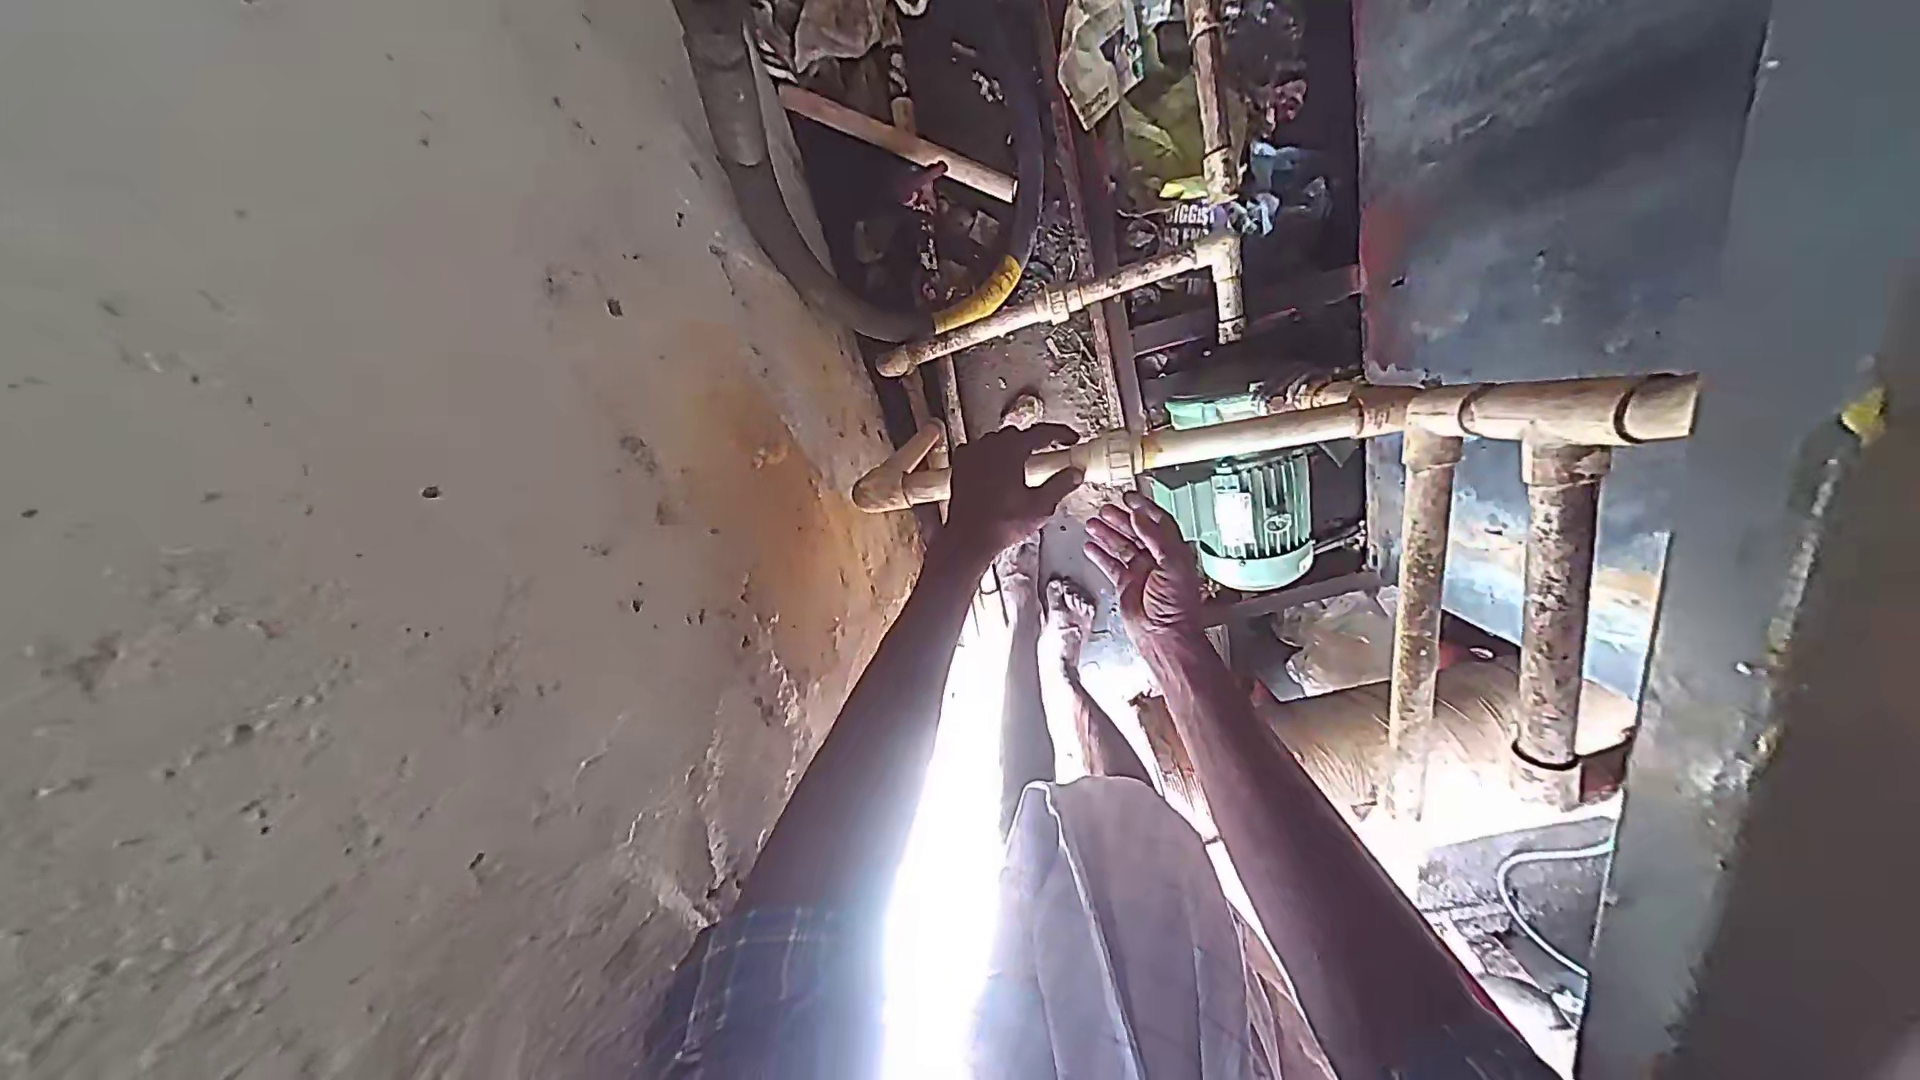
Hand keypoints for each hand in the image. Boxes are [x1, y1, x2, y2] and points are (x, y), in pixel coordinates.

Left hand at [939, 423, 1083, 559]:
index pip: (1041, 431)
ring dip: (1013, 448)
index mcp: (1011, 449)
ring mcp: (971, 453)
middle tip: (1050, 452)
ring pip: (997, 441)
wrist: (968, 538)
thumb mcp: (1041, 505)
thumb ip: (1061, 485)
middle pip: (1018, 434)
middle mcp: (989, 445)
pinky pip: (980, 451)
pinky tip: (999, 469)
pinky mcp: (960, 466)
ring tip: (1026, 463)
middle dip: (1036, 441)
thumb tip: (1075, 473)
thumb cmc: (1002, 523)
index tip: (1071, 439)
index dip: (1060, 433)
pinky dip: (992, 455)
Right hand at [1084, 491, 1202, 642]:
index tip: (1129, 497)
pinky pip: (1110, 564)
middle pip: (1136, 532)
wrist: (1164, 635)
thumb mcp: (1171, 565)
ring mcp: (1140, 572)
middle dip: (1120, 519)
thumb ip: (1155, 538)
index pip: (1158, 522)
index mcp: (1173, 552)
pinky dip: (1099, 555)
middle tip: (1106, 509)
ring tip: (1093, 524)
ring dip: (1107, 534)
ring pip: (1120, 546)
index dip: (1143, 508)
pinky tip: (1091, 546)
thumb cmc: (1176, 607)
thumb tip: (1140, 517)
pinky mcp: (1126, 584)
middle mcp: (1157, 560)